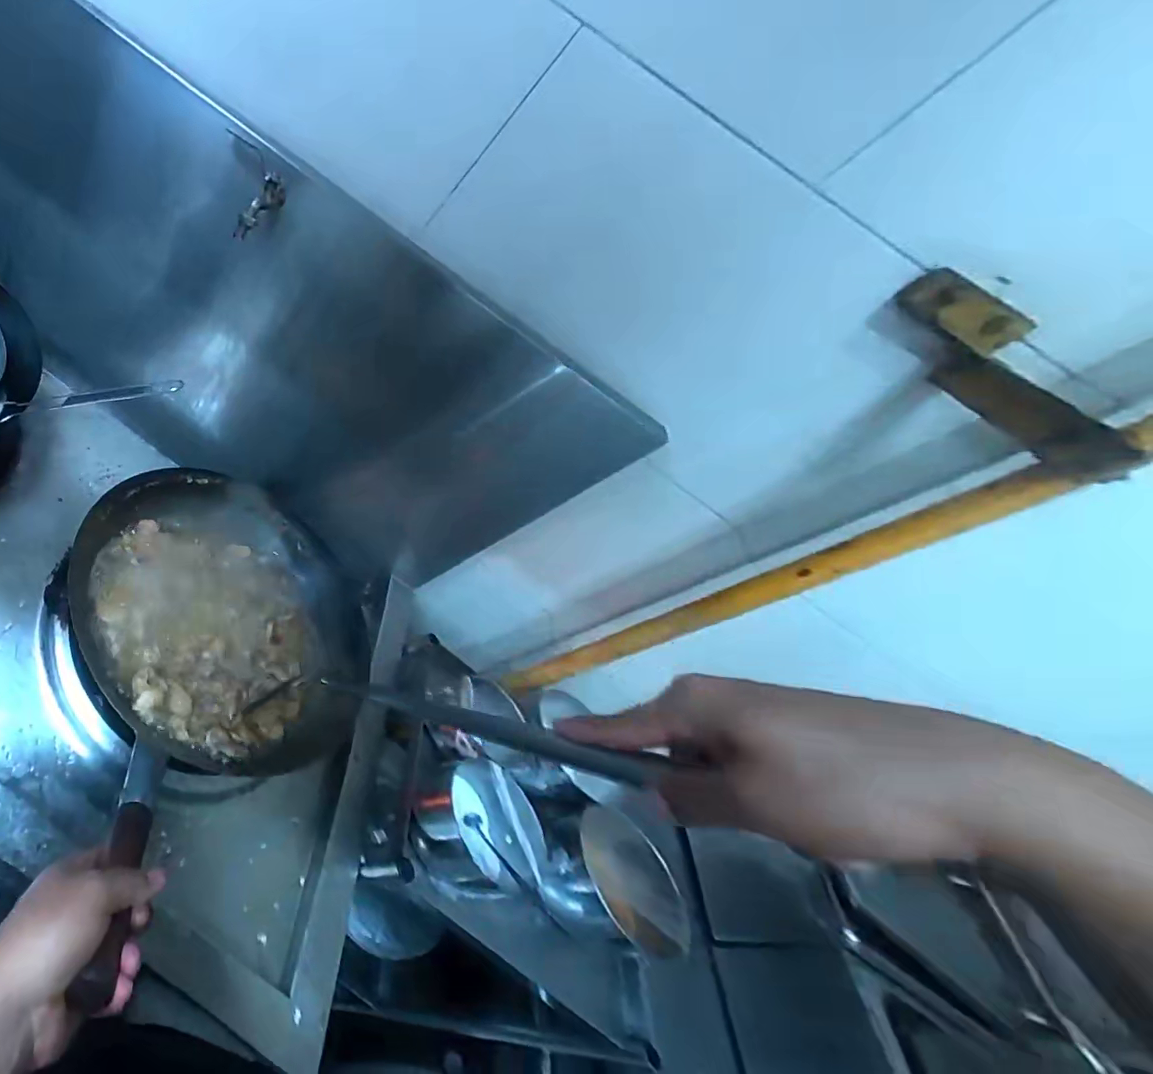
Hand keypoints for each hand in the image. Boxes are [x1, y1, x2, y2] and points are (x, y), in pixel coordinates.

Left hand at [0, 847, 165, 1069]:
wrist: (13, 1005)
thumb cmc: (53, 931)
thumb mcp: (95, 891)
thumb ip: (130, 882)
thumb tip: (160, 874)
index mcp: (69, 878)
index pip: (105, 859)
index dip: (129, 867)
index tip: (150, 882)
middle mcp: (72, 911)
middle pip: (118, 906)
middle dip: (135, 918)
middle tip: (139, 926)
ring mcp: (74, 952)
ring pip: (118, 947)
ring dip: (129, 958)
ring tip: (126, 968)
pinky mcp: (78, 991)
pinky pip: (110, 984)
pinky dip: (117, 989)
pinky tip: (115, 993)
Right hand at [554, 675, 1077, 861]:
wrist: (980, 780)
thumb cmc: (842, 788)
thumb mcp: (753, 804)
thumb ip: (688, 797)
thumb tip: (647, 790)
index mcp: (694, 704)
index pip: (620, 724)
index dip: (585, 736)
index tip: (546, 735)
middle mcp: (719, 696)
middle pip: (667, 742)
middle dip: (683, 784)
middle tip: (718, 821)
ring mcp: (762, 708)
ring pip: (716, 757)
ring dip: (733, 793)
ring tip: (791, 829)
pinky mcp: (801, 726)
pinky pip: (754, 759)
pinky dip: (768, 791)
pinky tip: (818, 819)